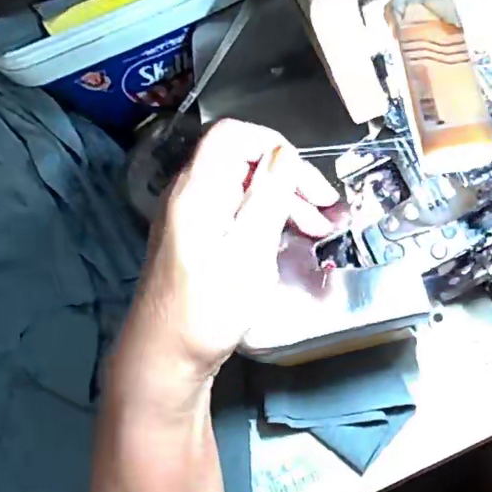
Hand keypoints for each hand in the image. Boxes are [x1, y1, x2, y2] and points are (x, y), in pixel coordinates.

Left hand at [127, 120, 341, 390]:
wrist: (165, 356)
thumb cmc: (209, 308)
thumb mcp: (249, 251)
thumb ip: (268, 197)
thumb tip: (284, 153)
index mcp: (198, 190)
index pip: (234, 135)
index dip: (275, 146)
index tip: (307, 179)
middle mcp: (190, 194)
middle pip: (244, 161)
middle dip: (289, 179)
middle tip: (325, 210)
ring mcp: (192, 216)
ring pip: (244, 188)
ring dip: (284, 201)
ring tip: (317, 230)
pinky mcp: (198, 238)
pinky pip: (237, 212)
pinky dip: (267, 219)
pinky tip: (288, 239)